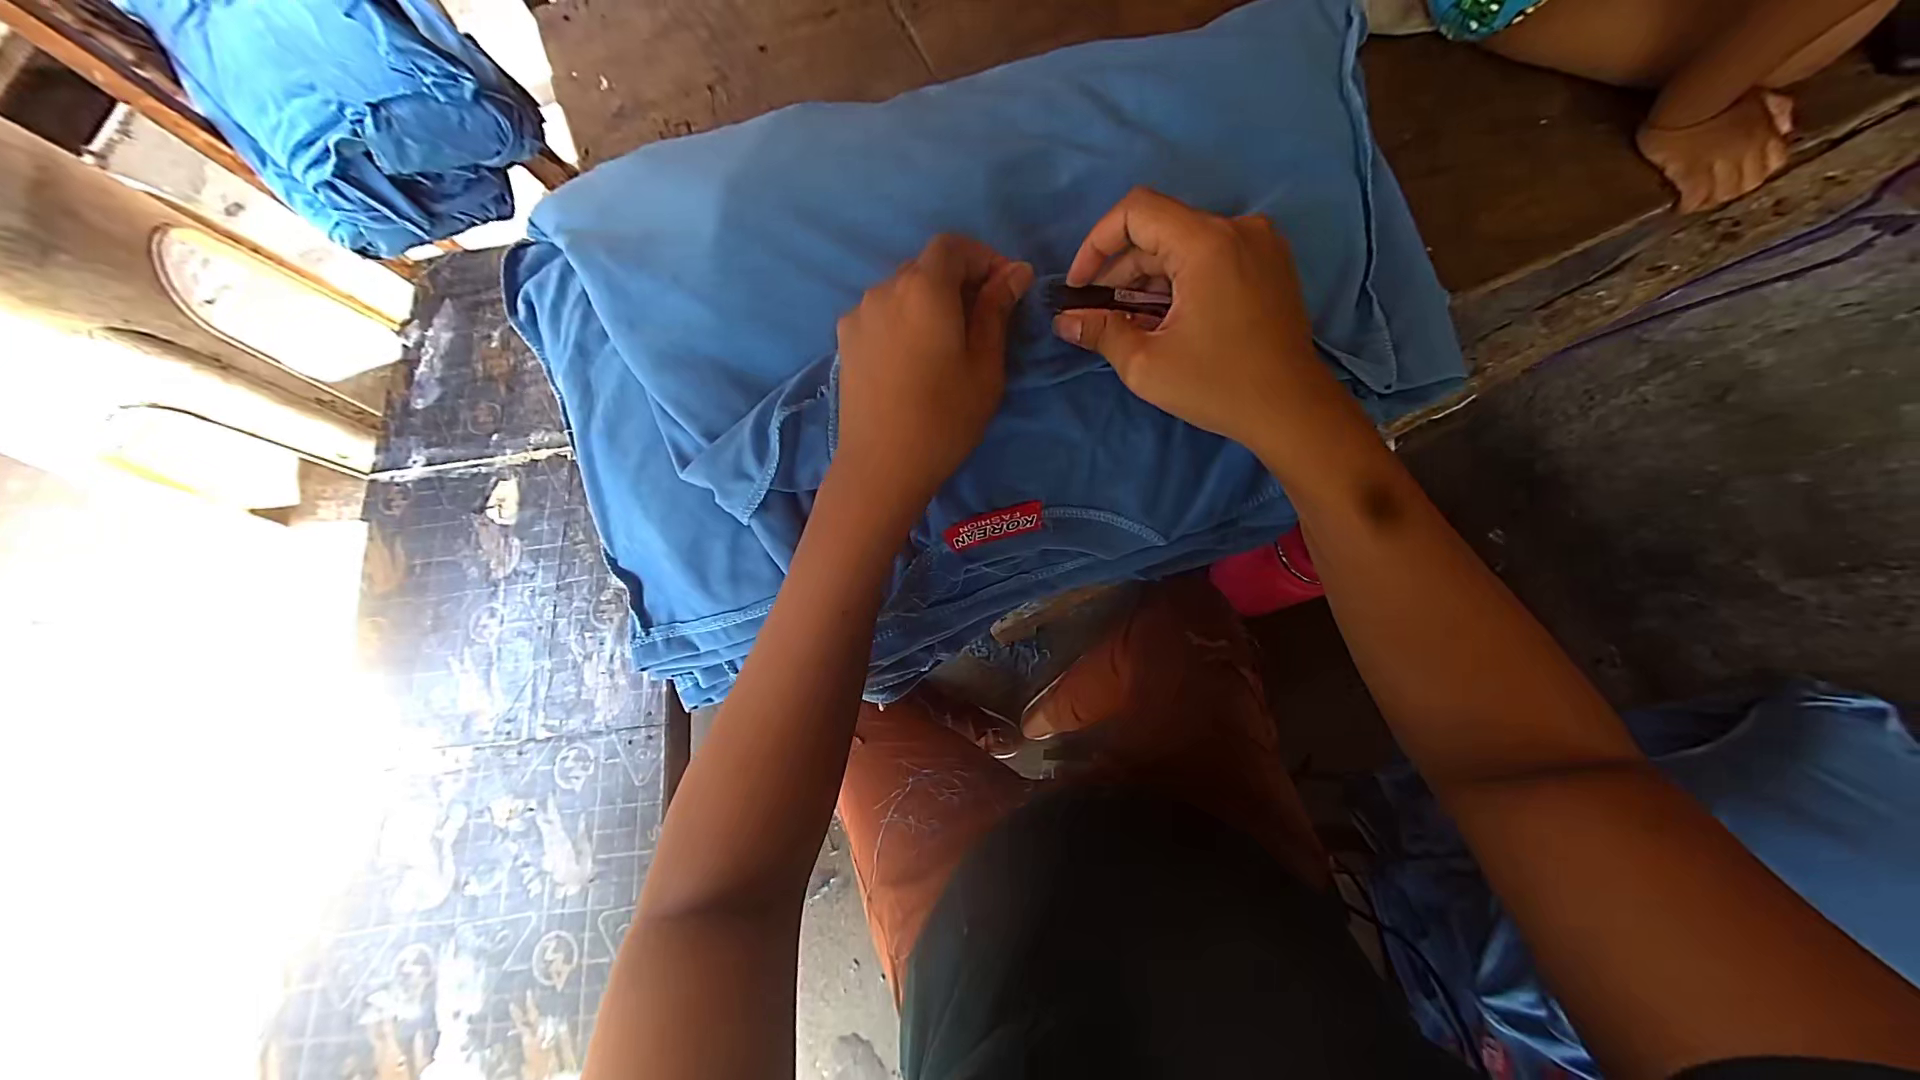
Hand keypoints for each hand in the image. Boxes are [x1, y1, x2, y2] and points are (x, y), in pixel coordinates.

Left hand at [835, 233, 1032, 513]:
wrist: (882, 467)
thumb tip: (1015, 272)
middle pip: (925, 266)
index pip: (953, 246)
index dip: (983, 258)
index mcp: (924, 288)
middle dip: (958, 281)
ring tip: (945, 344)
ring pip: (901, 290)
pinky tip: (913, 359)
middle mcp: (885, 289)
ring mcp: (859, 315)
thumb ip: (997, 310)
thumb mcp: (985, 366)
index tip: (1004, 289)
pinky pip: (881, 314)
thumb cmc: (945, 419)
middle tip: (982, 320)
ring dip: (928, 302)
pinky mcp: (845, 341)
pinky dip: (903, 321)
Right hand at [1051, 188, 1331, 450]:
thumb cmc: (1217, 387)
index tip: (1080, 286)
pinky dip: (1179, 281)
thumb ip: (1100, 332)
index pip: (1135, 211)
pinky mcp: (1269, 264)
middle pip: (1159, 230)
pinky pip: (1210, 256)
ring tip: (1128, 323)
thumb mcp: (1146, 364)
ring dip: (1147, 279)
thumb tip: (1064, 320)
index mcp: (1207, 244)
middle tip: (1097, 314)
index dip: (1096, 243)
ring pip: (1183, 245)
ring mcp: (1260, 244)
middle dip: (1119, 270)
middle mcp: (1237, 229)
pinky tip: (1165, 319)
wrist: (1292, 410)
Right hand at [1638, 89, 1792, 212]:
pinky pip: (1694, 196)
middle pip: (1747, 183)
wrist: (1694, 95)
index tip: (1742, 177)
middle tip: (1715, 194)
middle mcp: (1748, 151)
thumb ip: (1775, 109)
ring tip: (1695, 203)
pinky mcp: (1691, 172)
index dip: (1758, 172)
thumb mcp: (1760, 94)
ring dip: (1710, 200)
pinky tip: (1678, 206)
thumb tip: (1784, 126)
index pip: (1773, 162)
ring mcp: (1718, 163)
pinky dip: (1688, 204)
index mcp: (1766, 132)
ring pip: (1722, 193)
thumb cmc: (1724, 92)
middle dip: (1734, 190)